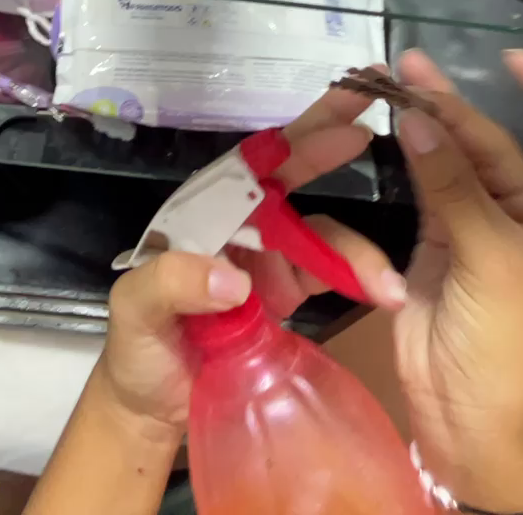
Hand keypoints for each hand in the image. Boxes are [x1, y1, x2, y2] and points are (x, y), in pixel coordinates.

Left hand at [96, 87, 406, 436]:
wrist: (153, 404)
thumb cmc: (137, 345)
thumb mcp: (136, 309)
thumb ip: (172, 284)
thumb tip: (235, 280)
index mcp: (202, 213)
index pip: (247, 166)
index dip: (290, 143)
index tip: (335, 124)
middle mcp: (238, 224)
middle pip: (288, 177)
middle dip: (326, 145)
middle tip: (367, 119)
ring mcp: (267, 258)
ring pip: (320, 236)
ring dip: (356, 252)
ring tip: (385, 282)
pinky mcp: (287, 293)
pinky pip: (328, 276)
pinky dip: (357, 281)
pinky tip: (384, 295)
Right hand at [392, 48, 522, 510]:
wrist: (462, 407)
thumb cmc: (507, 339)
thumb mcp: (490, 258)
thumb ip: (452, 186)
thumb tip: (416, 118)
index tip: (513, 58)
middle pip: (497, 143)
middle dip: (457, 106)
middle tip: (410, 66)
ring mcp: (483, 220)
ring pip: (457, 158)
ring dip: (428, 122)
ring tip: (393, 79)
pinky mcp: (442, 232)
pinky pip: (429, 181)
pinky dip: (412, 154)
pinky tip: (393, 124)